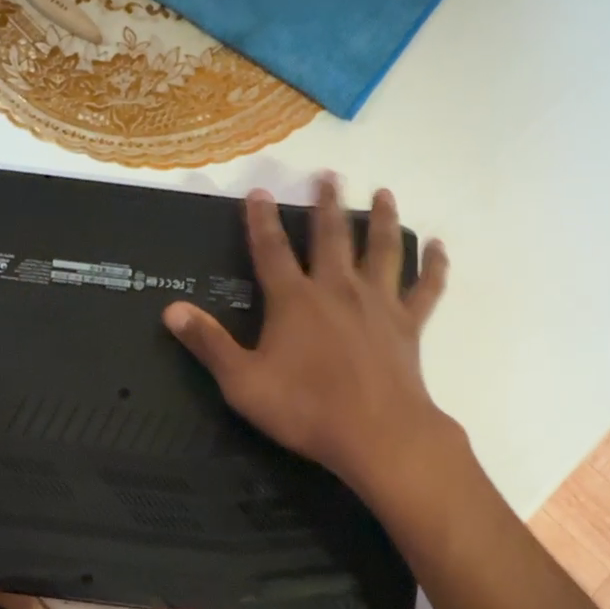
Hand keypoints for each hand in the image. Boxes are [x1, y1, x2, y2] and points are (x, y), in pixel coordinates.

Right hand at [162, 175, 450, 486]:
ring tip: (383, 193)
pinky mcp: (408, 325)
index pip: (271, 250)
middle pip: (332, 236)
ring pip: (382, 249)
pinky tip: (438, 247)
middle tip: (328, 175)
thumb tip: (171, 310)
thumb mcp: (242, 382)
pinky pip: (426, 288)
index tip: (259, 192)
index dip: (261, 221)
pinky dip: (434, 266)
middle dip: (327, 205)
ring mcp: (378, 304)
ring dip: (382, 219)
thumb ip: (209, 343)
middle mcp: (338, 290)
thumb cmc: (304, 409)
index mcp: (294, 301)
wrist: (376, 433)